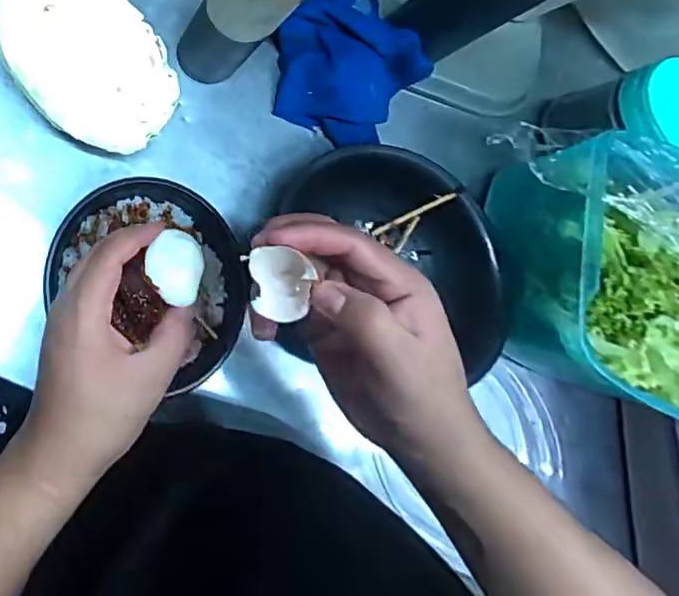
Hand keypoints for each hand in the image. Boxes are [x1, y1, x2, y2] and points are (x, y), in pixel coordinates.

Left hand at [16, 222, 193, 498]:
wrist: (57, 451)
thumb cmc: (103, 415)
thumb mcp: (150, 377)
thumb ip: (174, 334)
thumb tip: (187, 304)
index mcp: (83, 308)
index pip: (109, 254)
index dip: (137, 235)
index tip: (166, 229)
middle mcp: (65, 303)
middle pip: (94, 255)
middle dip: (128, 241)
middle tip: (163, 243)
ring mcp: (59, 315)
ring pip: (87, 270)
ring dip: (117, 259)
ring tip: (152, 263)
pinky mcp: (61, 329)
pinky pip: (84, 288)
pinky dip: (108, 278)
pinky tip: (131, 294)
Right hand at [250, 214, 488, 470]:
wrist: (423, 444)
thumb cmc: (421, 398)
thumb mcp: (399, 358)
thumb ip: (362, 316)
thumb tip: (318, 288)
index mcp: (395, 280)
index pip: (348, 241)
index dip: (309, 233)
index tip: (271, 238)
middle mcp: (367, 283)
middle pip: (321, 245)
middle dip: (286, 242)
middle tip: (255, 249)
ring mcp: (344, 302)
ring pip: (301, 271)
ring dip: (274, 279)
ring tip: (257, 303)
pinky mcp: (324, 323)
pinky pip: (291, 301)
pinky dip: (272, 308)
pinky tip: (264, 330)